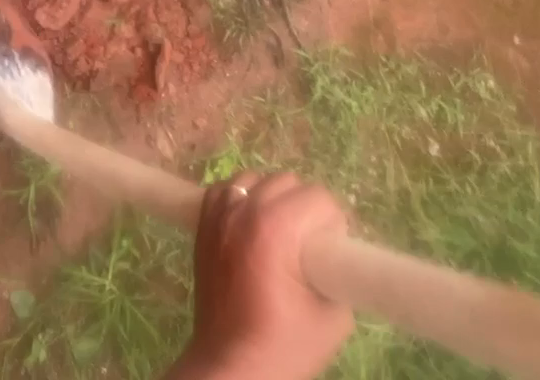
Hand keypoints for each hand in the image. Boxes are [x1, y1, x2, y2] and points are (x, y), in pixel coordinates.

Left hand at [167, 171, 354, 379]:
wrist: (231, 366)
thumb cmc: (284, 347)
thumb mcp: (334, 317)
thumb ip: (337, 275)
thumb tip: (333, 255)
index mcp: (275, 228)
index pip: (317, 197)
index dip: (333, 223)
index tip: (332, 251)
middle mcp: (242, 211)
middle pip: (286, 182)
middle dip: (306, 208)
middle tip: (310, 246)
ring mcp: (218, 215)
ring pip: (253, 179)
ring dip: (272, 198)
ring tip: (281, 234)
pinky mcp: (202, 225)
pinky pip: (224, 189)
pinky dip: (240, 198)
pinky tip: (251, 225)